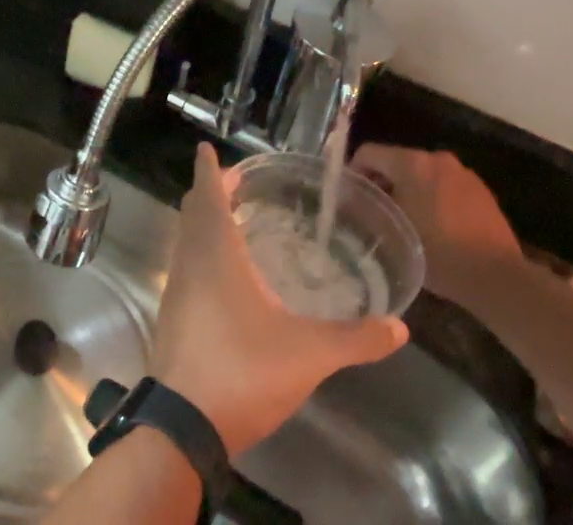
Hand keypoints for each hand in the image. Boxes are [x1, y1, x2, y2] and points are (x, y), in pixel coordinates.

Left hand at [149, 144, 407, 455]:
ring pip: (186, 241)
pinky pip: (187, 268)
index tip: (207, 148)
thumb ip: (356, 339)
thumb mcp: (309, 354)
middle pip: (193, 213)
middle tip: (237, 182)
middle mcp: (190, 263)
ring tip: (235, 221)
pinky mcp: (173, 318)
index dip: (208, 168)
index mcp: (215, 254)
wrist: (183, 425)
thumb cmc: (242, 371)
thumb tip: (399, 328)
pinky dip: (202, 254)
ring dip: (204, 224)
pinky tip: (228, 275)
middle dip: (210, 192)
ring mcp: (176, 292)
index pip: (207, 194)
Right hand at [350, 145, 522, 303]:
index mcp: (412, 162)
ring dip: (408, 192)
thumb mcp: (388, 233)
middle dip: (381, 184)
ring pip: (422, 176)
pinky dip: (432, 200)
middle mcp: (438, 159)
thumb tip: (349, 201)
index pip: (368, 153)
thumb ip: (364, 210)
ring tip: (401, 224)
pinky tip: (433, 229)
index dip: (352, 172)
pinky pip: (444, 188)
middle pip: (396, 163)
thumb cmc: (437, 251)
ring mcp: (463, 174)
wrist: (496, 276)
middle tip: (371, 214)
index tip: (346, 197)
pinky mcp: (481, 192)